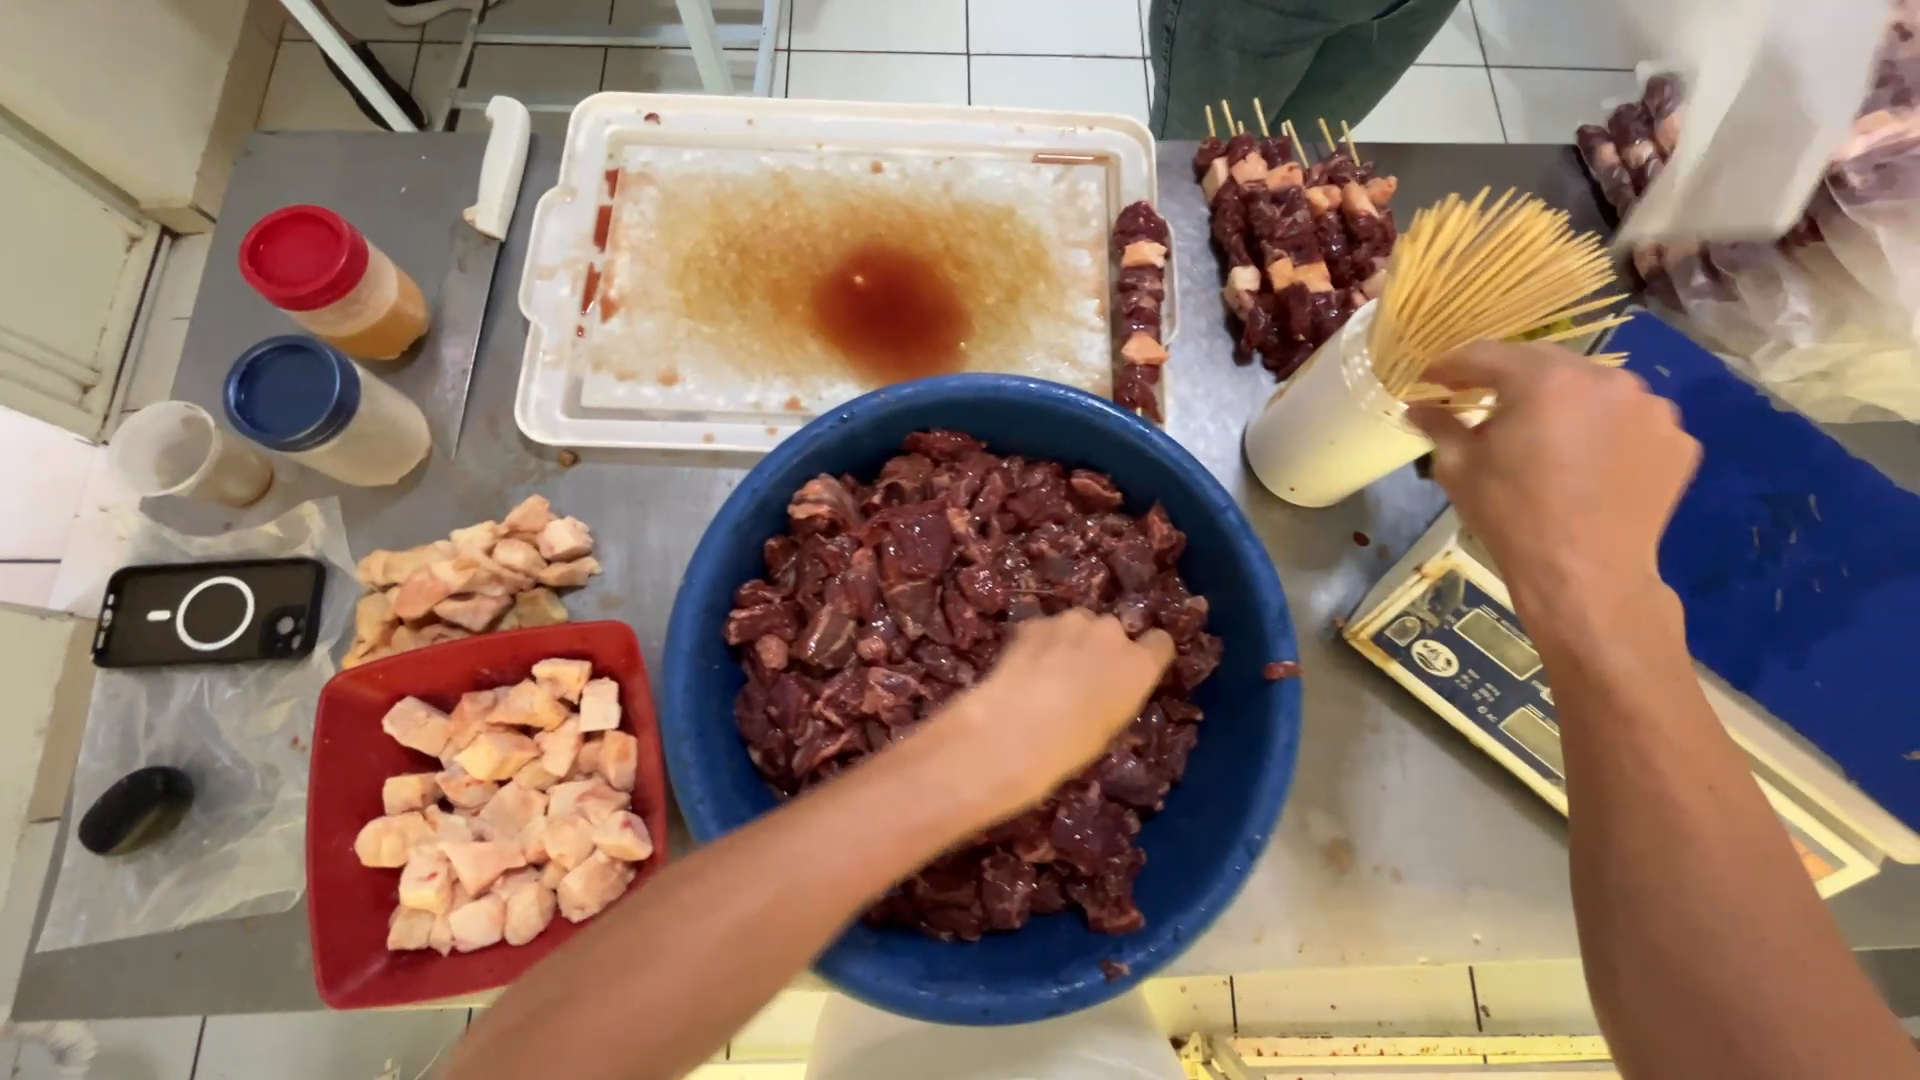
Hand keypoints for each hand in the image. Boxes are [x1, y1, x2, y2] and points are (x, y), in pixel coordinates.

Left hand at [930, 610, 1173, 813]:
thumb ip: (1117, 697)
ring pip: (1078, 624)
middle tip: (1080, 674)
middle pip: (1114, 631)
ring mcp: (1072, 622)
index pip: (1159, 643)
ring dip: (1069, 640)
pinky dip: (1038, 641)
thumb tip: (1105, 694)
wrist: (1016, 728)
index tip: (1133, 668)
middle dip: (1100, 647)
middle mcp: (1111, 633)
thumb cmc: (1073, 743)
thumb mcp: (1110, 728)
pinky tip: (1023, 666)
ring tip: (1047, 669)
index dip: (1146, 653)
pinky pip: (1045, 628)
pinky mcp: (1036, 622)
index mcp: (1139, 665)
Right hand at [1407, 342, 1699, 621]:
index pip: (1486, 354)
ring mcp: (1650, 407)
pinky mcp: (1677, 438)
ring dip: (1561, 401)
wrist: (1584, 572)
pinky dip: (1602, 429)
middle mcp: (1605, 379)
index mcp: (1543, 381)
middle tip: (1481, 399)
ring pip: (1592, 388)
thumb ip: (1440, 425)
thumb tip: (1418, 406)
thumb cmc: (1510, 515)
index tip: (1430, 378)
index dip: (1452, 364)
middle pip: (1544, 363)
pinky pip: (1628, 420)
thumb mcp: (1458, 468)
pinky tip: (1583, 459)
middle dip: (1508, 378)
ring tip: (1541, 433)